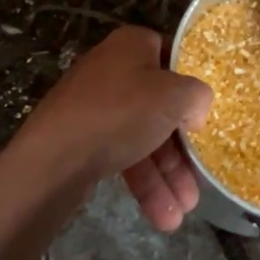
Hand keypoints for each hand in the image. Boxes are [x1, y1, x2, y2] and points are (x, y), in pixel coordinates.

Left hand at [13, 26, 211, 231]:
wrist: (51, 161)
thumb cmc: (120, 113)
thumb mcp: (175, 96)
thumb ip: (197, 96)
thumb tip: (196, 109)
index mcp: (133, 45)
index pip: (174, 57)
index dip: (194, 83)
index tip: (208, 110)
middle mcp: (112, 70)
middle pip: (160, 105)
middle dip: (182, 148)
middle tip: (199, 176)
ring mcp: (94, 108)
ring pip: (142, 137)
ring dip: (165, 174)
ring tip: (183, 210)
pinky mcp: (81, 141)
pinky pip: (122, 155)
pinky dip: (143, 181)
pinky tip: (161, 215)